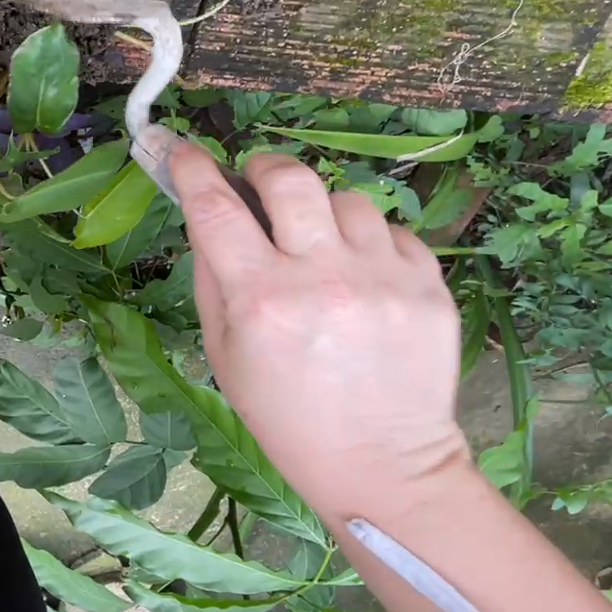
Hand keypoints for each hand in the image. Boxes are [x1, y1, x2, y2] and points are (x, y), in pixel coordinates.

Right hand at [166, 141, 472, 522]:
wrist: (381, 463)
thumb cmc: (281, 410)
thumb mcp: (222, 349)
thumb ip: (211, 274)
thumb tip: (205, 213)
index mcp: (260, 299)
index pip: (214, 208)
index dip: (191, 168)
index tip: (181, 148)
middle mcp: (322, 278)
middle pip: (289, 178)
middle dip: (262, 167)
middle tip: (256, 182)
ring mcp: (383, 279)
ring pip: (345, 198)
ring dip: (319, 210)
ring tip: (318, 244)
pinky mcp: (430, 287)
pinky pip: (390, 230)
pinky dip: (365, 241)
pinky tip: (360, 275)